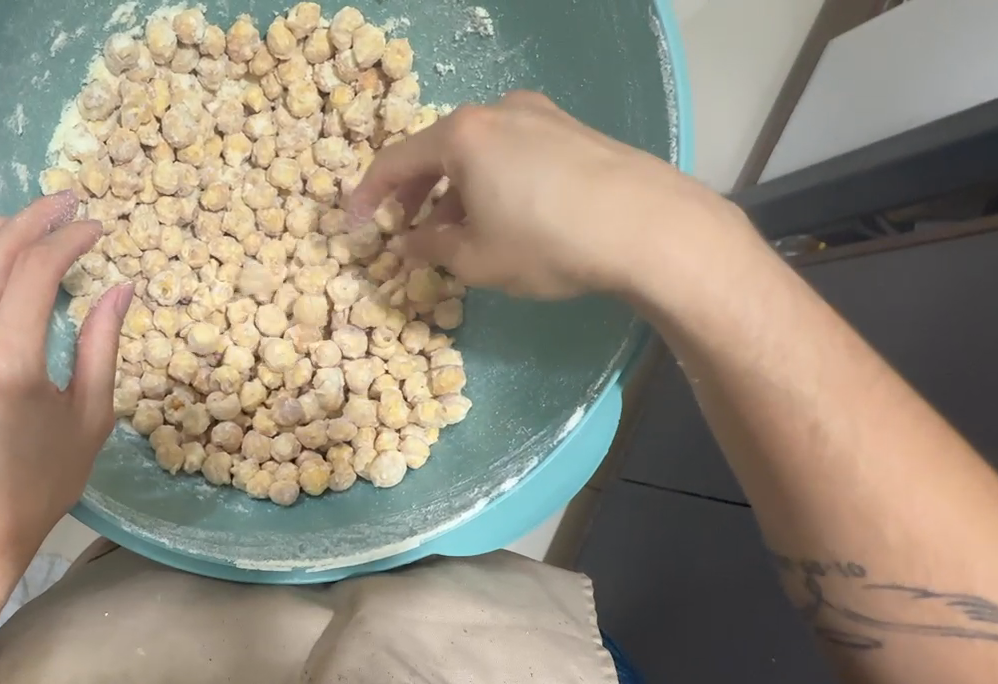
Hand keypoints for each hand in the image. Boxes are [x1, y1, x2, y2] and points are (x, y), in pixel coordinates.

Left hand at [0, 193, 132, 580]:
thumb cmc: (40, 482)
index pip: (35, 269)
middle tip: (67, 206)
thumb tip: (120, 288)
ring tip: (25, 227)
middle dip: (33, 220)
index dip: (69, 239)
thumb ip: (103, 347)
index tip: (95, 229)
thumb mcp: (89, 419)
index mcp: (8, 362)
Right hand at [349, 91, 746, 300]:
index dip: (367, 198)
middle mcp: (497, 111)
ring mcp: (537, 115)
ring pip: (473, 153)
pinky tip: (494, 218)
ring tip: (449, 235)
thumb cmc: (544, 243)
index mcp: (462, 136)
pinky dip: (485, 183)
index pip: (394, 162)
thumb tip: (406, 243)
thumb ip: (428, 247)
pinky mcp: (568, 129)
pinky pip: (507, 153)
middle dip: (411, 195)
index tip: (353, 226)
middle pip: (434, 151)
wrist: (645, 227)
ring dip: (450, 192)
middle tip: (401, 232)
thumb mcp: (473, 258)